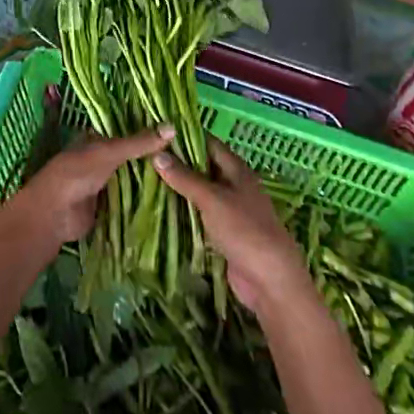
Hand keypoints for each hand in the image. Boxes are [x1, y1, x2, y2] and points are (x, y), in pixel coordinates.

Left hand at [10, 125, 176, 246]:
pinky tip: (171, 194)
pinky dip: (145, 197)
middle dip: (153, 155)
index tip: (178, 130)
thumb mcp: (110, 152)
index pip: (129, 129)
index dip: (150, 130)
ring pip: (133, 176)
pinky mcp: (108, 204)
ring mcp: (105, 182)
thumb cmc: (77, 173)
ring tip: (186, 172)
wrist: (54, 215)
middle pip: (132, 154)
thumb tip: (173, 128)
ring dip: (151, 177)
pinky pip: (131, 197)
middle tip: (188, 153)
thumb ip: (139, 142)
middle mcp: (102, 157)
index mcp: (98, 138)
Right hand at [153, 139, 309, 313]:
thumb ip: (185, 178)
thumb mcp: (212, 199)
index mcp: (237, 169)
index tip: (157, 135)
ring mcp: (230, 210)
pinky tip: (162, 212)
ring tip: (147, 182)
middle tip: (145, 160)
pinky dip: (185, 213)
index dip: (185, 138)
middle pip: (203, 168)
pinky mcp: (224, 233)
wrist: (268, 277)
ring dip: (179, 190)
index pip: (208, 143)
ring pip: (201, 193)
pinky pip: (201, 216)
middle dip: (178, 165)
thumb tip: (157, 155)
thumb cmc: (243, 229)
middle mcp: (234, 184)